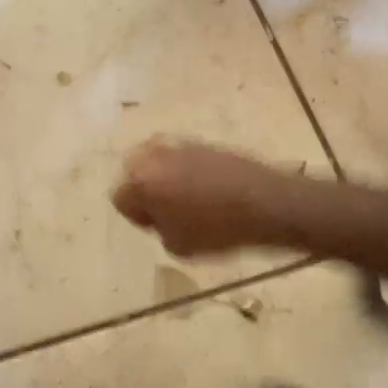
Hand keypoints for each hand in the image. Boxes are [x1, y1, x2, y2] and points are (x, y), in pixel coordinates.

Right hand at [112, 137, 305, 255]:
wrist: (267, 204)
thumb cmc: (218, 229)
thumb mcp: (178, 245)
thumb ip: (159, 228)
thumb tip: (161, 217)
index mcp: (140, 180)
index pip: (120, 198)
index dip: (138, 216)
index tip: (158, 226)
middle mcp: (153, 155)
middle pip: (134, 172)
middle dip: (145, 189)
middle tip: (167, 210)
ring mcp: (180, 144)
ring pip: (159, 161)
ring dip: (165, 177)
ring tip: (188, 199)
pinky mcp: (204, 142)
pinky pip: (183, 157)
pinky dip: (187, 170)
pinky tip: (208, 190)